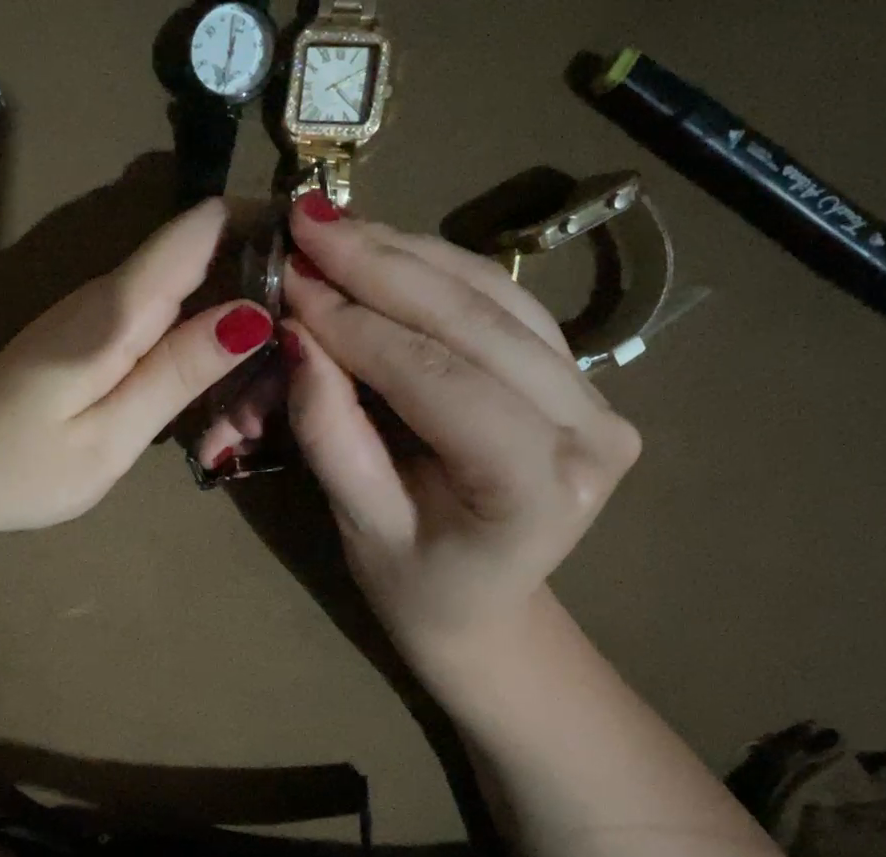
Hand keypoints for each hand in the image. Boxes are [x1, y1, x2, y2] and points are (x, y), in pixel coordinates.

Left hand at [0, 199, 274, 534]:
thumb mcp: (112, 434)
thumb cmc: (25, 469)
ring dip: (225, 319)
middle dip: (253, 284)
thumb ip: (179, 371)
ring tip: (267, 376)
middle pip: (195, 257)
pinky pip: (151, 320)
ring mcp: (90, 315)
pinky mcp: (83, 339)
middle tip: (301, 347)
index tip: (315, 259)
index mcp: (116, 309)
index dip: (259, 223)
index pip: (198, 229)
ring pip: (176, 291)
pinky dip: (190, 341)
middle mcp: (103, 296)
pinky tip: (212, 383)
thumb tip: (253, 312)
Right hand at [280, 192, 642, 659]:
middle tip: (305, 222)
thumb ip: (330, 433)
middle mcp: (589, 428)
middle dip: (381, 266)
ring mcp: (597, 392)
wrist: (486, 605)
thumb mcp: (361, 524)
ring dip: (407, 252)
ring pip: (495, 295)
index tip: (289, 282)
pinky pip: (503, 302)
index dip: (359, 326)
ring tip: (333, 227)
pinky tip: (381, 247)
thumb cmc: (416, 584)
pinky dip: (436, 268)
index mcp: (537, 486)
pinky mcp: (580, 372)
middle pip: (476, 321)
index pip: (440, 380)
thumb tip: (294, 335)